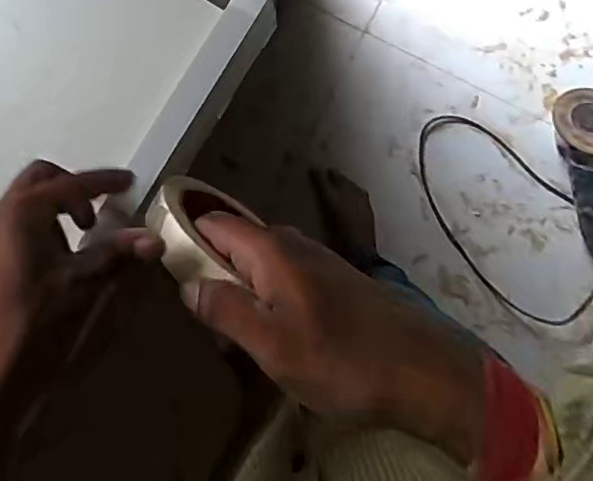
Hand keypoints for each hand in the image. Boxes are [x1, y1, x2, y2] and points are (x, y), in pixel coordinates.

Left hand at [0, 161, 161, 480]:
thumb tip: (153, 239)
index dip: (102, 182)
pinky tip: (57, 267)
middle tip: (97, 214)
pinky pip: (18, 226)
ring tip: (81, 244)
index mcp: (22, 210)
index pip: (70, 183)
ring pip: (26, 203)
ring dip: (56, 210)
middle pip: (41, 181)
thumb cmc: (30, 324)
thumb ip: (116, 256)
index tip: (128, 182)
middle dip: (73, 189)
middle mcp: (1, 214)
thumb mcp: (80, 287)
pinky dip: (42, 229)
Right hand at [181, 213, 486, 463]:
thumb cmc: (342, 358)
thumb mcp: (273, 346)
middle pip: (233, 238)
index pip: (211, 222)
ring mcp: (312, 255)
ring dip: (241, 283)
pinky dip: (266, 290)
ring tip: (239, 328)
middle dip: (212, 268)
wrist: (423, 370)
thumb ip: (225, 310)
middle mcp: (287, 240)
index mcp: (267, 248)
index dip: (185, 237)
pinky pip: (281, 271)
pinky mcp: (331, 275)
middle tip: (205, 313)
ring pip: (257, 257)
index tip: (169, 266)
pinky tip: (277, 326)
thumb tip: (188, 285)